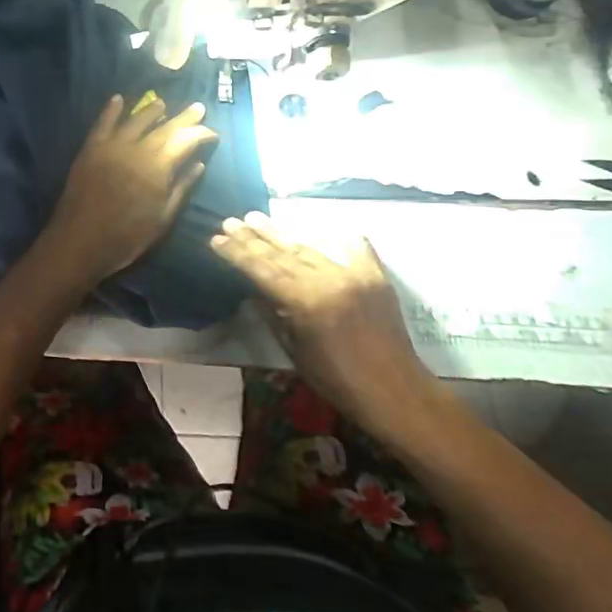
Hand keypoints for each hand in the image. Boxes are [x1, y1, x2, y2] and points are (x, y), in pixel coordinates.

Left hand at [40, 93, 217, 279]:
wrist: (79, 243)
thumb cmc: (126, 238)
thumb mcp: (162, 219)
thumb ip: (181, 188)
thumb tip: (199, 164)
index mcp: (157, 167)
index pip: (185, 141)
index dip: (201, 134)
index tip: (212, 134)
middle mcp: (136, 149)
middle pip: (164, 127)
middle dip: (183, 118)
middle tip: (197, 108)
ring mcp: (110, 147)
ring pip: (135, 120)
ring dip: (151, 110)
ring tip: (163, 104)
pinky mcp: (90, 150)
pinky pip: (102, 123)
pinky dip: (111, 110)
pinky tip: (118, 99)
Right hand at [210, 212, 437, 429]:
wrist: (395, 392)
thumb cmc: (337, 381)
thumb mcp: (294, 351)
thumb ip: (272, 314)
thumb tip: (253, 288)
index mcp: (305, 301)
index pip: (262, 269)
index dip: (237, 253)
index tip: (216, 239)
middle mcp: (329, 280)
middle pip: (283, 253)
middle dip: (254, 238)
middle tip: (231, 221)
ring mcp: (354, 275)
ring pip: (309, 249)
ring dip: (282, 235)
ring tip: (257, 219)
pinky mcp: (376, 277)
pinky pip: (353, 249)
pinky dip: (337, 240)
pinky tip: (325, 229)